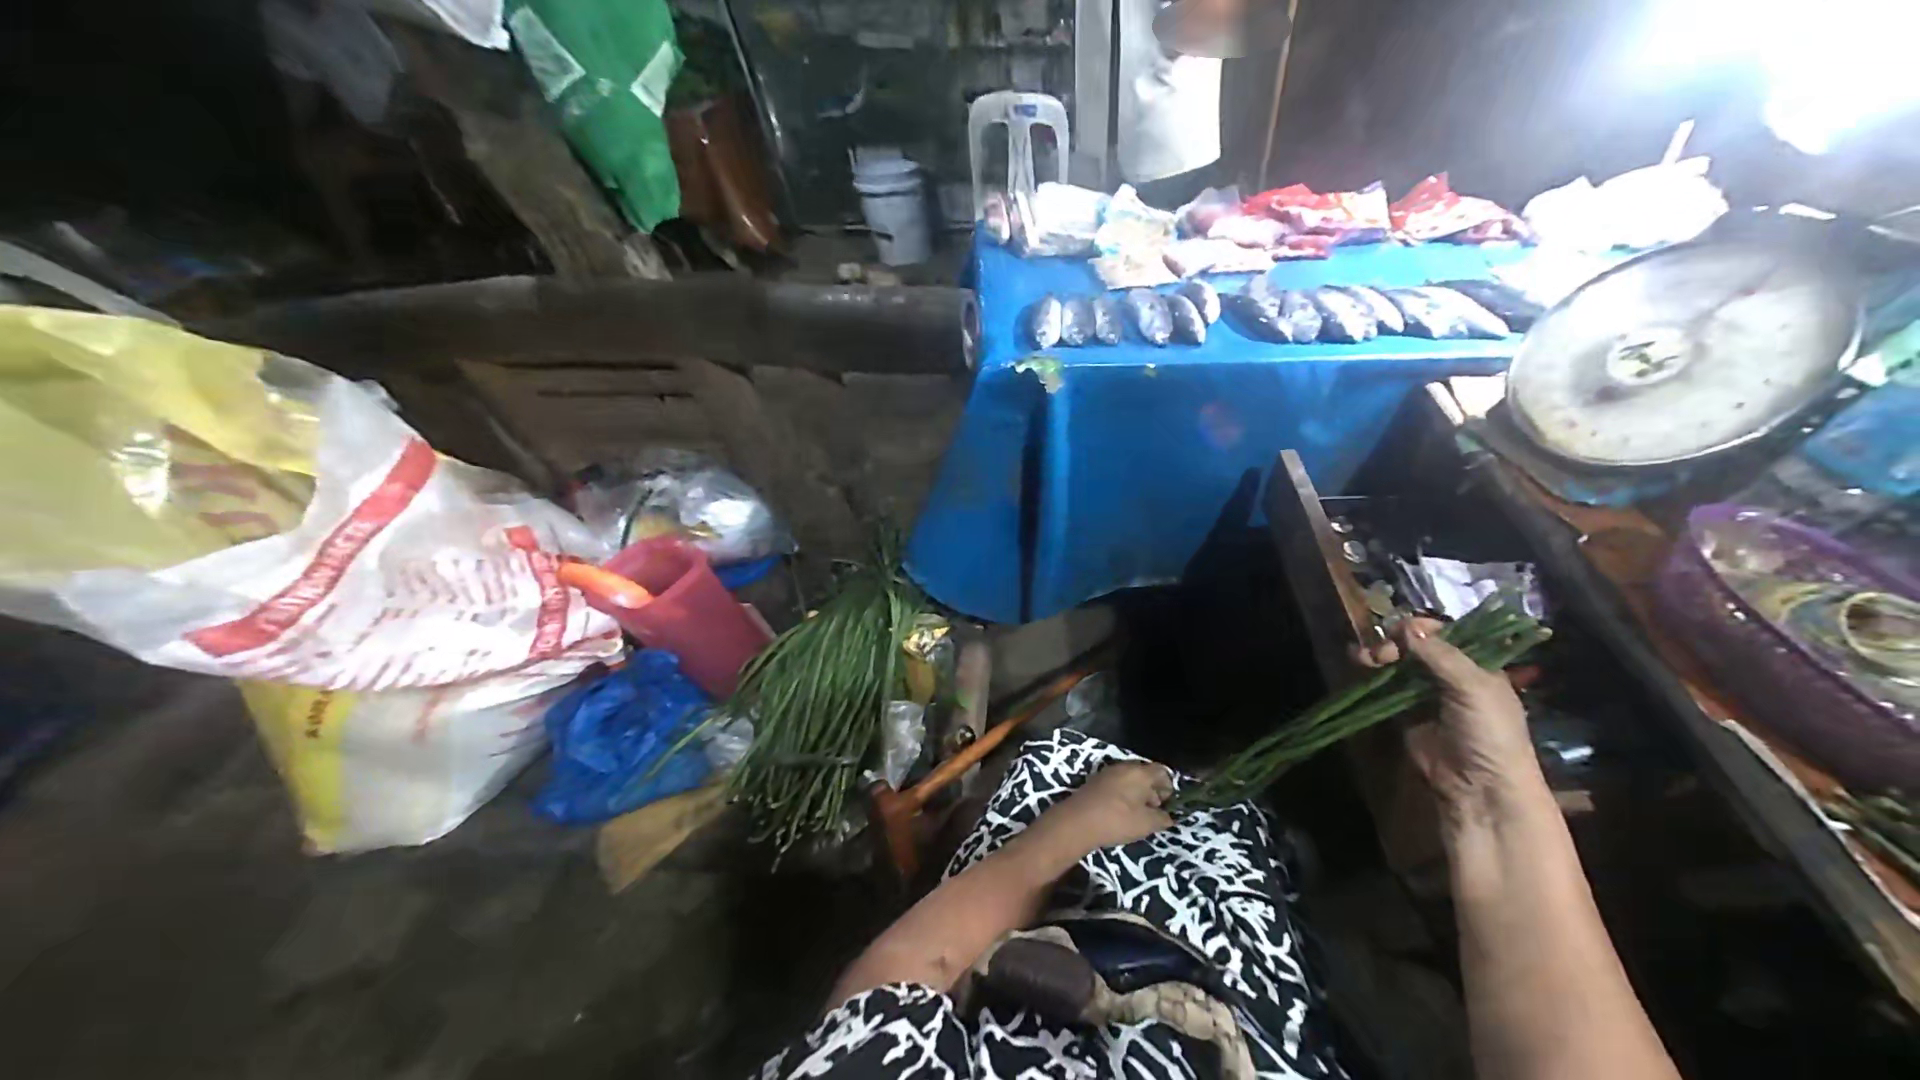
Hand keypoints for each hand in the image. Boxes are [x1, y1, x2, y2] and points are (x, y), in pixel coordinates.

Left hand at [1029, 761, 1174, 856]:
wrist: (1078, 821)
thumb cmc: (1117, 820)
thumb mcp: (1146, 823)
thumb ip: (1162, 818)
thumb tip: (1168, 817)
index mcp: (1140, 772)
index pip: (1162, 771)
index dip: (1169, 787)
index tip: (1168, 804)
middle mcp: (1124, 767)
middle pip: (1145, 773)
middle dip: (1153, 790)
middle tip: (1154, 809)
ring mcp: (1108, 772)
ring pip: (1130, 778)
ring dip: (1138, 792)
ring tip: (1138, 813)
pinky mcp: (1096, 780)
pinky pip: (1117, 782)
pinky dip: (1124, 793)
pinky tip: (1121, 811)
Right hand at [1357, 618, 1543, 821]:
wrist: (1478, 786)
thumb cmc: (1488, 732)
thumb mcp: (1473, 687)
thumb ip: (1440, 655)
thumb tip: (1406, 626)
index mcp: (1478, 666)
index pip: (1447, 635)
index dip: (1424, 629)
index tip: (1405, 630)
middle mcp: (1451, 677)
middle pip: (1417, 647)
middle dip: (1396, 642)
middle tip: (1383, 651)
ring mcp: (1426, 695)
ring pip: (1398, 664)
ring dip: (1380, 654)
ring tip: (1365, 657)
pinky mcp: (1404, 712)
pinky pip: (1385, 685)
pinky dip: (1371, 673)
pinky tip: (1359, 664)